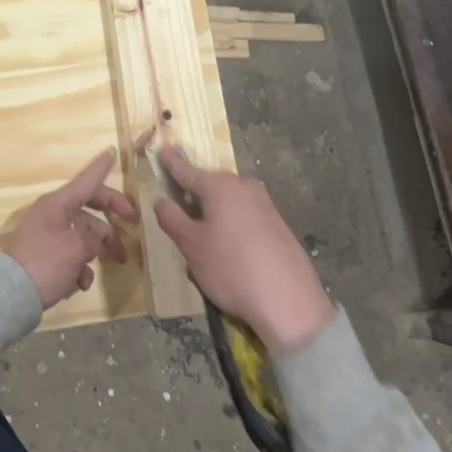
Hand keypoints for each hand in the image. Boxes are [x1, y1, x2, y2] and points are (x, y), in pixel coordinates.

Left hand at [0, 149, 138, 309]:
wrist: (8, 295)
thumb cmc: (45, 263)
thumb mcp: (76, 248)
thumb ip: (93, 239)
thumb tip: (94, 240)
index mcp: (58, 204)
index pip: (86, 181)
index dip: (101, 168)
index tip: (112, 151)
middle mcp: (52, 214)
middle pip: (88, 210)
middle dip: (109, 222)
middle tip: (131, 228)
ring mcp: (47, 235)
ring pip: (81, 236)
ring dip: (94, 252)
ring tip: (102, 269)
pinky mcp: (44, 256)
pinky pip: (69, 255)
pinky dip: (79, 268)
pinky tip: (80, 284)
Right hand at [154, 147, 334, 351]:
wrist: (290, 302)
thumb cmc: (232, 268)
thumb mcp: (191, 245)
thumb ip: (171, 218)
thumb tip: (161, 200)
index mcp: (220, 186)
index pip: (187, 170)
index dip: (172, 163)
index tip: (163, 149)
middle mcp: (245, 187)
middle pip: (210, 186)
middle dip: (193, 194)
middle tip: (177, 211)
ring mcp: (265, 205)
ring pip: (229, 203)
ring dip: (213, 214)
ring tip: (203, 240)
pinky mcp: (279, 226)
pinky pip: (245, 218)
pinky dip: (232, 226)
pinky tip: (230, 252)